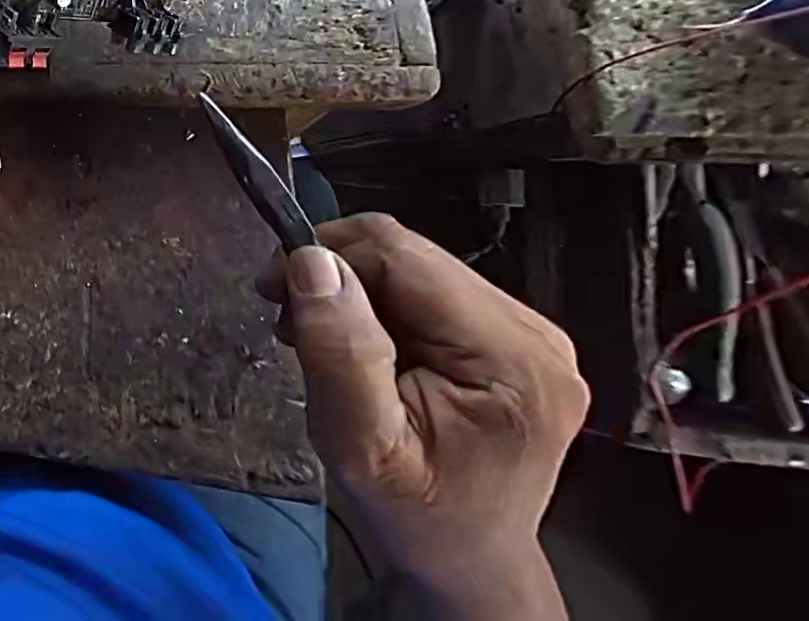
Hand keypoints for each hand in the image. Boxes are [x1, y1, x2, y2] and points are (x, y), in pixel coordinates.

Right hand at [258, 214, 586, 610]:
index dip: (329, 258)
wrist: (466, 556)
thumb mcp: (360, 446)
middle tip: (292, 319)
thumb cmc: (414, 514)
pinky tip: (358, 336)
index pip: (400, 258)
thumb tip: (311, 261)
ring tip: (321, 334)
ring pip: (410, 261)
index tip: (275, 292)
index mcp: (512, 357)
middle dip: (336, 271)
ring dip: (351, 285)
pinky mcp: (507, 331)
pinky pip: (422, 282)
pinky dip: (374, 298)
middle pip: (407, 253)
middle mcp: (533, 330)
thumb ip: (339, 351)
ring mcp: (526, 328)